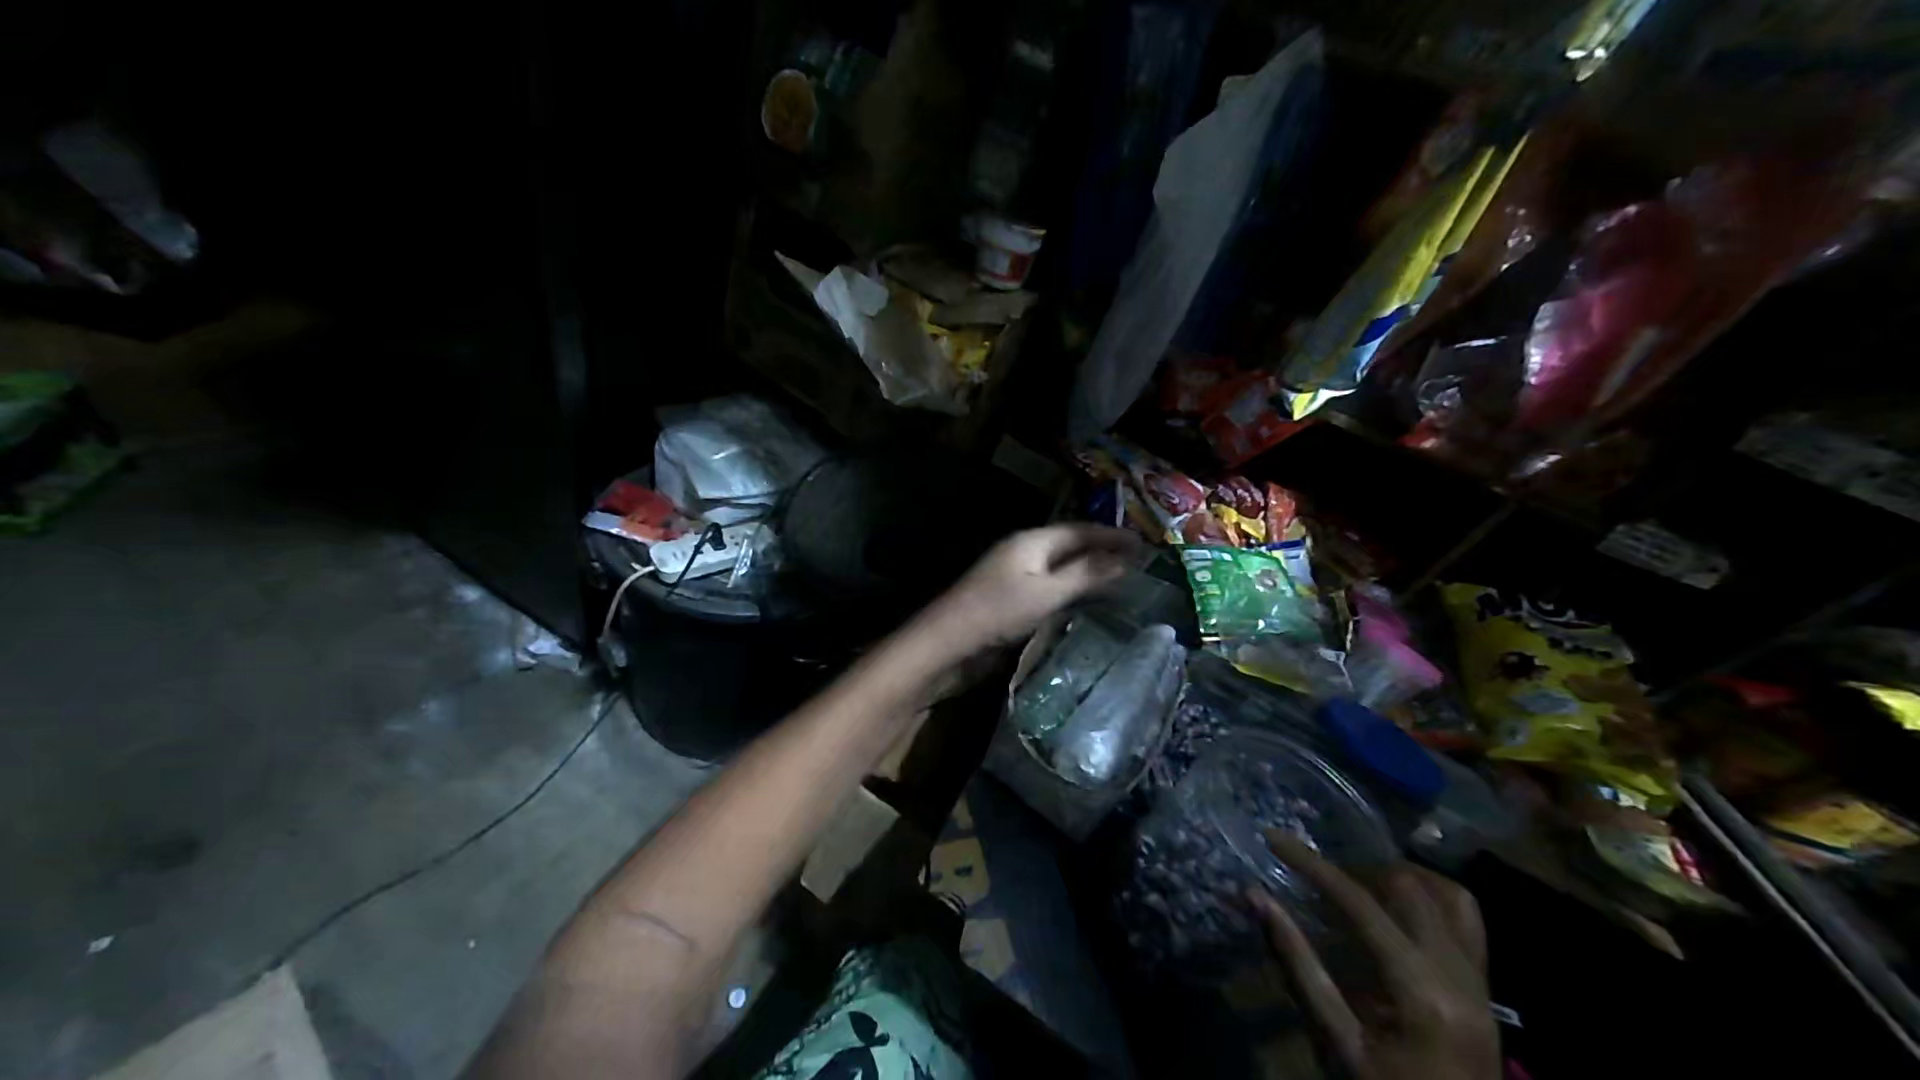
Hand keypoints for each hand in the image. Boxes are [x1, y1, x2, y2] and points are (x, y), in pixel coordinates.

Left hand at [914, 524, 1138, 661]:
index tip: (1145, 544)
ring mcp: (1015, 578)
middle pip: (1070, 547)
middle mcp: (1023, 553)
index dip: (1111, 535)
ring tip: (1122, 582)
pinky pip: (1049, 590)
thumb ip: (1086, 574)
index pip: (1079, 530)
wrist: (948, 644)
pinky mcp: (1010, 603)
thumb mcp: (1047, 592)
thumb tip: (1126, 558)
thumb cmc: (997, 612)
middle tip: (1139, 563)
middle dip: (1103, 552)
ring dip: (1088, 573)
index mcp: (1031, 541)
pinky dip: (1072, 592)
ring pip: (1060, 569)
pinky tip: (1088, 605)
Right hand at [1251, 831, 1498, 1079]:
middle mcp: (1459, 975)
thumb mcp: (1338, 1040)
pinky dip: (1432, 898)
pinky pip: (1468, 921)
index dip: (1314, 865)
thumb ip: (1300, 965)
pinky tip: (1398, 907)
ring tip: (1358, 881)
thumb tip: (1256, 898)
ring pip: (1449, 895)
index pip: (1361, 904)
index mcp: (1420, 991)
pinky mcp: (1487, 987)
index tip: (1276, 839)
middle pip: (1407, 887)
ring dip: (1400, 877)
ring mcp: (1481, 981)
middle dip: (1355, 867)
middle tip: (1315, 871)